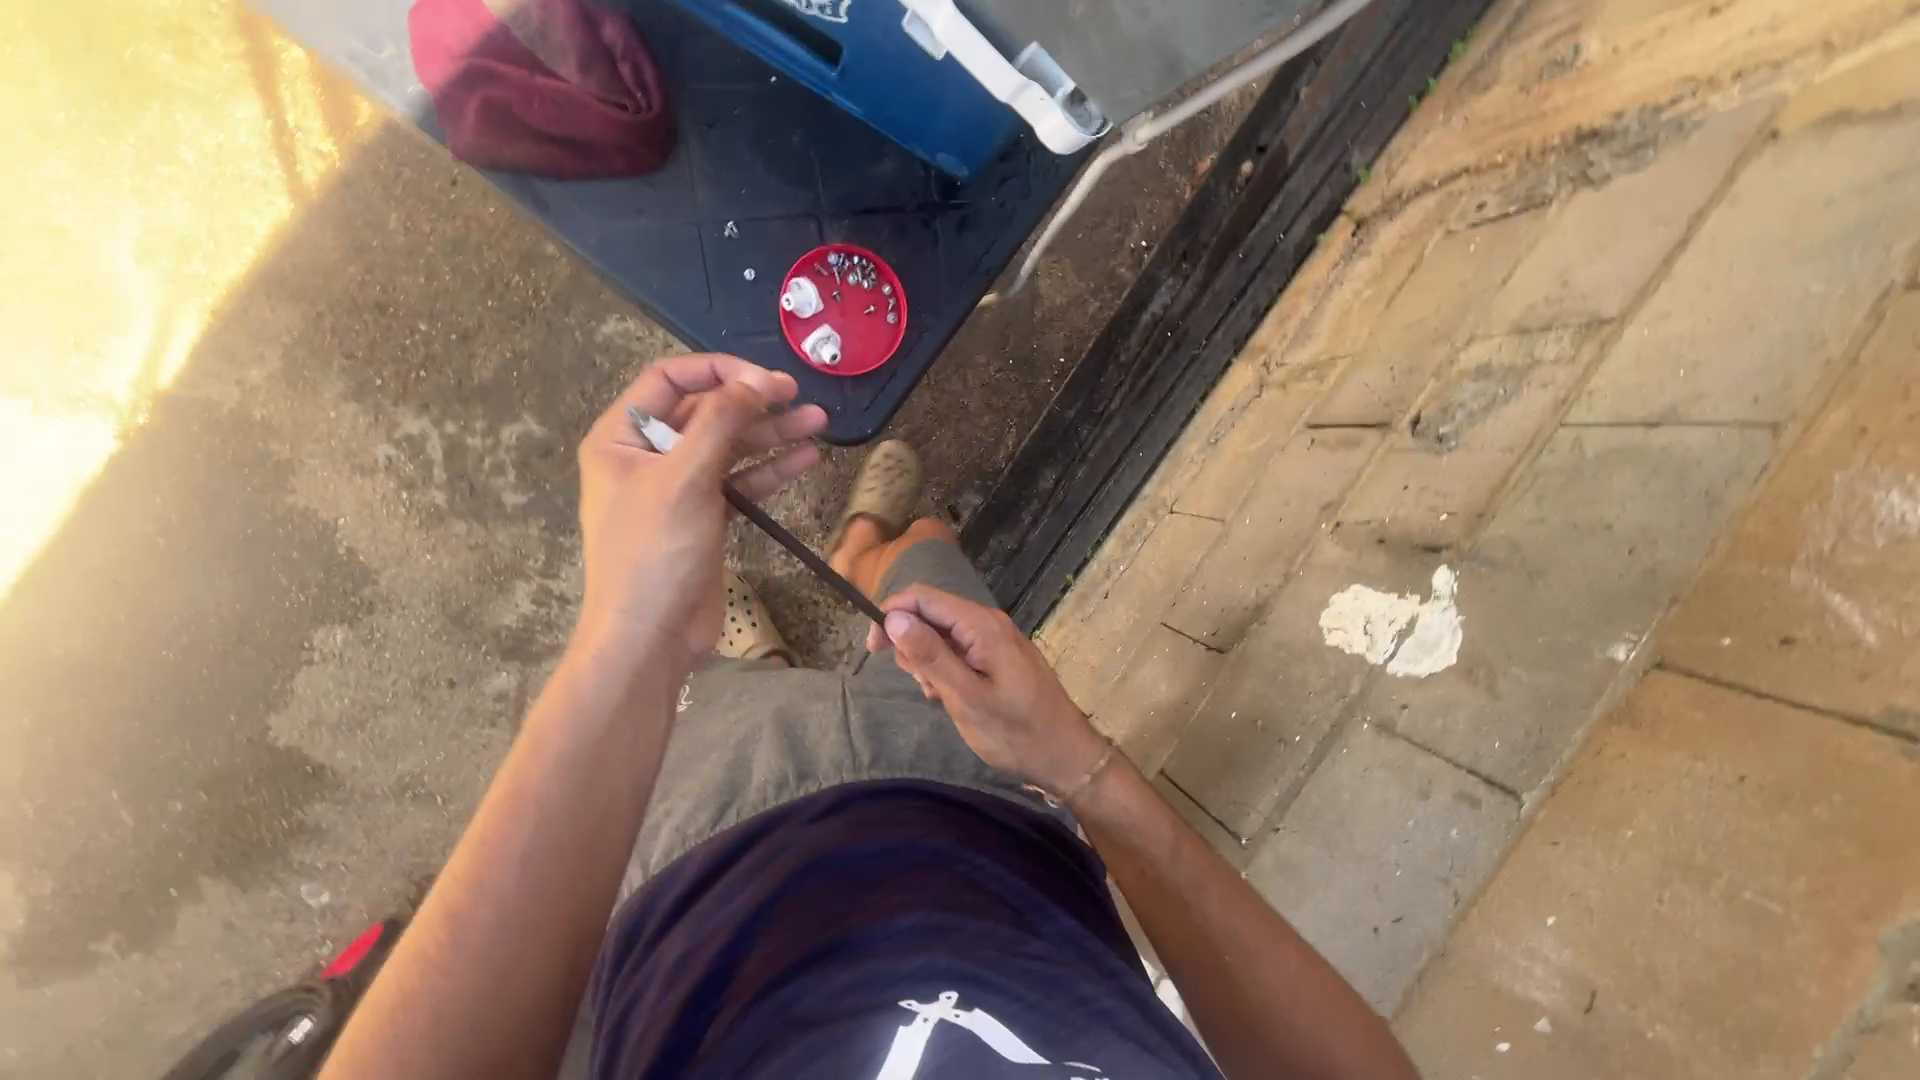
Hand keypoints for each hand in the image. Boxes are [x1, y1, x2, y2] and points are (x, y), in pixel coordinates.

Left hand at [575, 355, 826, 677]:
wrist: (650, 637)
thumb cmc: (654, 552)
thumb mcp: (684, 479)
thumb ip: (720, 423)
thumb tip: (757, 381)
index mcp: (621, 437)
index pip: (669, 380)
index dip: (718, 371)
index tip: (766, 380)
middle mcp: (647, 456)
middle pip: (704, 412)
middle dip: (752, 403)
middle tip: (799, 395)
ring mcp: (678, 488)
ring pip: (728, 447)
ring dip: (771, 435)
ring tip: (818, 422)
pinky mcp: (705, 518)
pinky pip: (739, 482)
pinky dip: (770, 470)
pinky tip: (805, 459)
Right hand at [866, 586, 1108, 797]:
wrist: (1065, 756)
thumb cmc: (1016, 732)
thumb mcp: (966, 698)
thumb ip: (930, 656)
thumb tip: (894, 618)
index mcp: (981, 625)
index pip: (922, 597)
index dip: (890, 614)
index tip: (873, 649)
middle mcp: (988, 622)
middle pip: (930, 612)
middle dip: (911, 642)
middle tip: (919, 684)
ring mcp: (994, 638)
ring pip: (941, 632)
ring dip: (927, 660)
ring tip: (936, 695)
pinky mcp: (997, 655)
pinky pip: (958, 648)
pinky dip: (944, 668)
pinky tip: (949, 696)